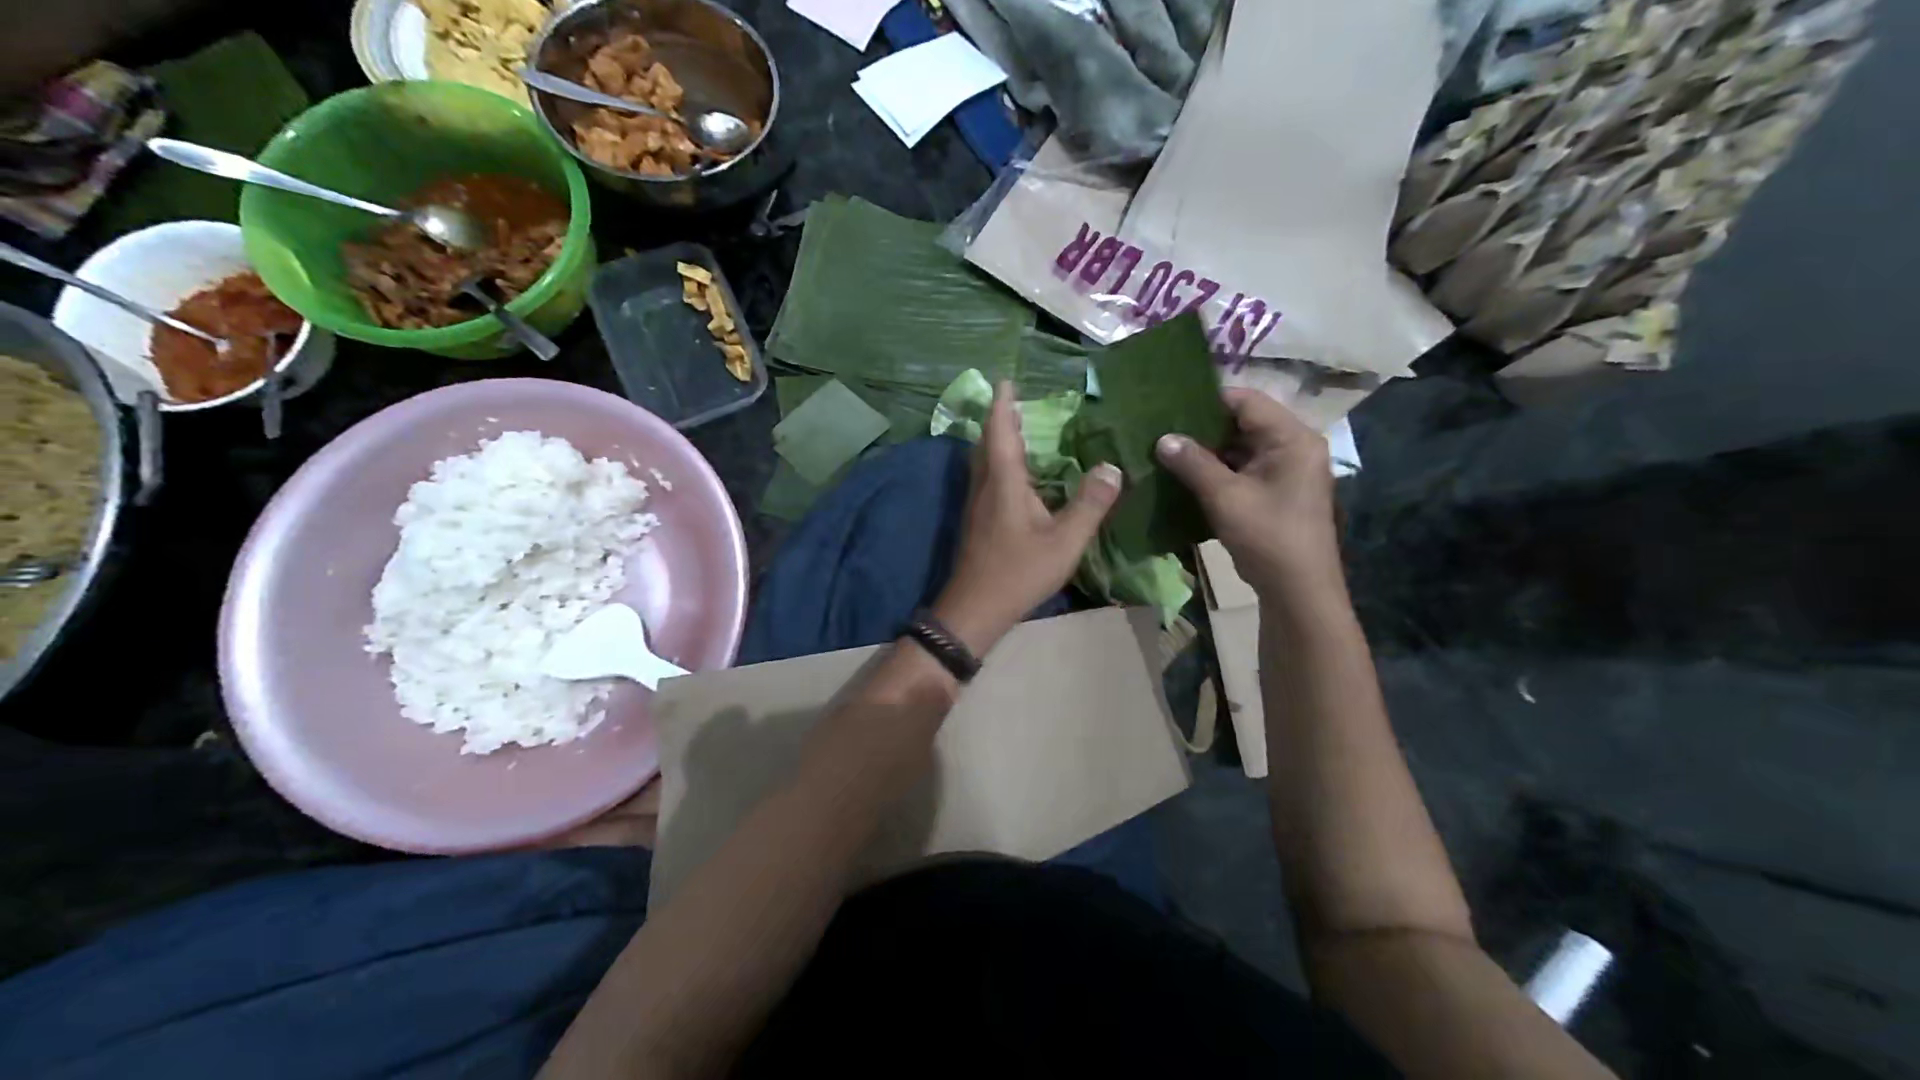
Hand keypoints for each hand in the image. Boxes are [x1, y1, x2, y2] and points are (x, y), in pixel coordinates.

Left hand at [933, 381, 1121, 654]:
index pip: (1000, 430)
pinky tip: (1019, 476)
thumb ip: (1090, 504)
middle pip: (987, 442)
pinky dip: (1000, 463)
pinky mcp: (977, 521)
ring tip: (1021, 430)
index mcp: (1004, 481)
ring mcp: (976, 504)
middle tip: (1020, 401)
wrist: (974, 609)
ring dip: (999, 440)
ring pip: (984, 461)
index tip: (1007, 380)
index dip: (1004, 404)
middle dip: (1001, 418)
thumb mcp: (1065, 541)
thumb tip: (1112, 467)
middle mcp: (985, 485)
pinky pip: (987, 478)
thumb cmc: (1019, 572)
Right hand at [1156, 388, 1341, 593]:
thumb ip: (1193, 463)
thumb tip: (1162, 438)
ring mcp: (1287, 469)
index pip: (1246, 401)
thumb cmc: (1267, 536)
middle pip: (1243, 422)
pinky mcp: (1277, 491)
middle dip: (1203, 428)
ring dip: (1207, 451)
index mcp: (1291, 438)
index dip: (1207, 400)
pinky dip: (1217, 471)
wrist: (1298, 589)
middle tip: (1162, 429)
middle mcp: (1294, 446)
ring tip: (1167, 451)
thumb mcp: (1225, 496)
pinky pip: (1243, 468)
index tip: (1169, 406)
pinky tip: (1186, 476)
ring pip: (1240, 447)